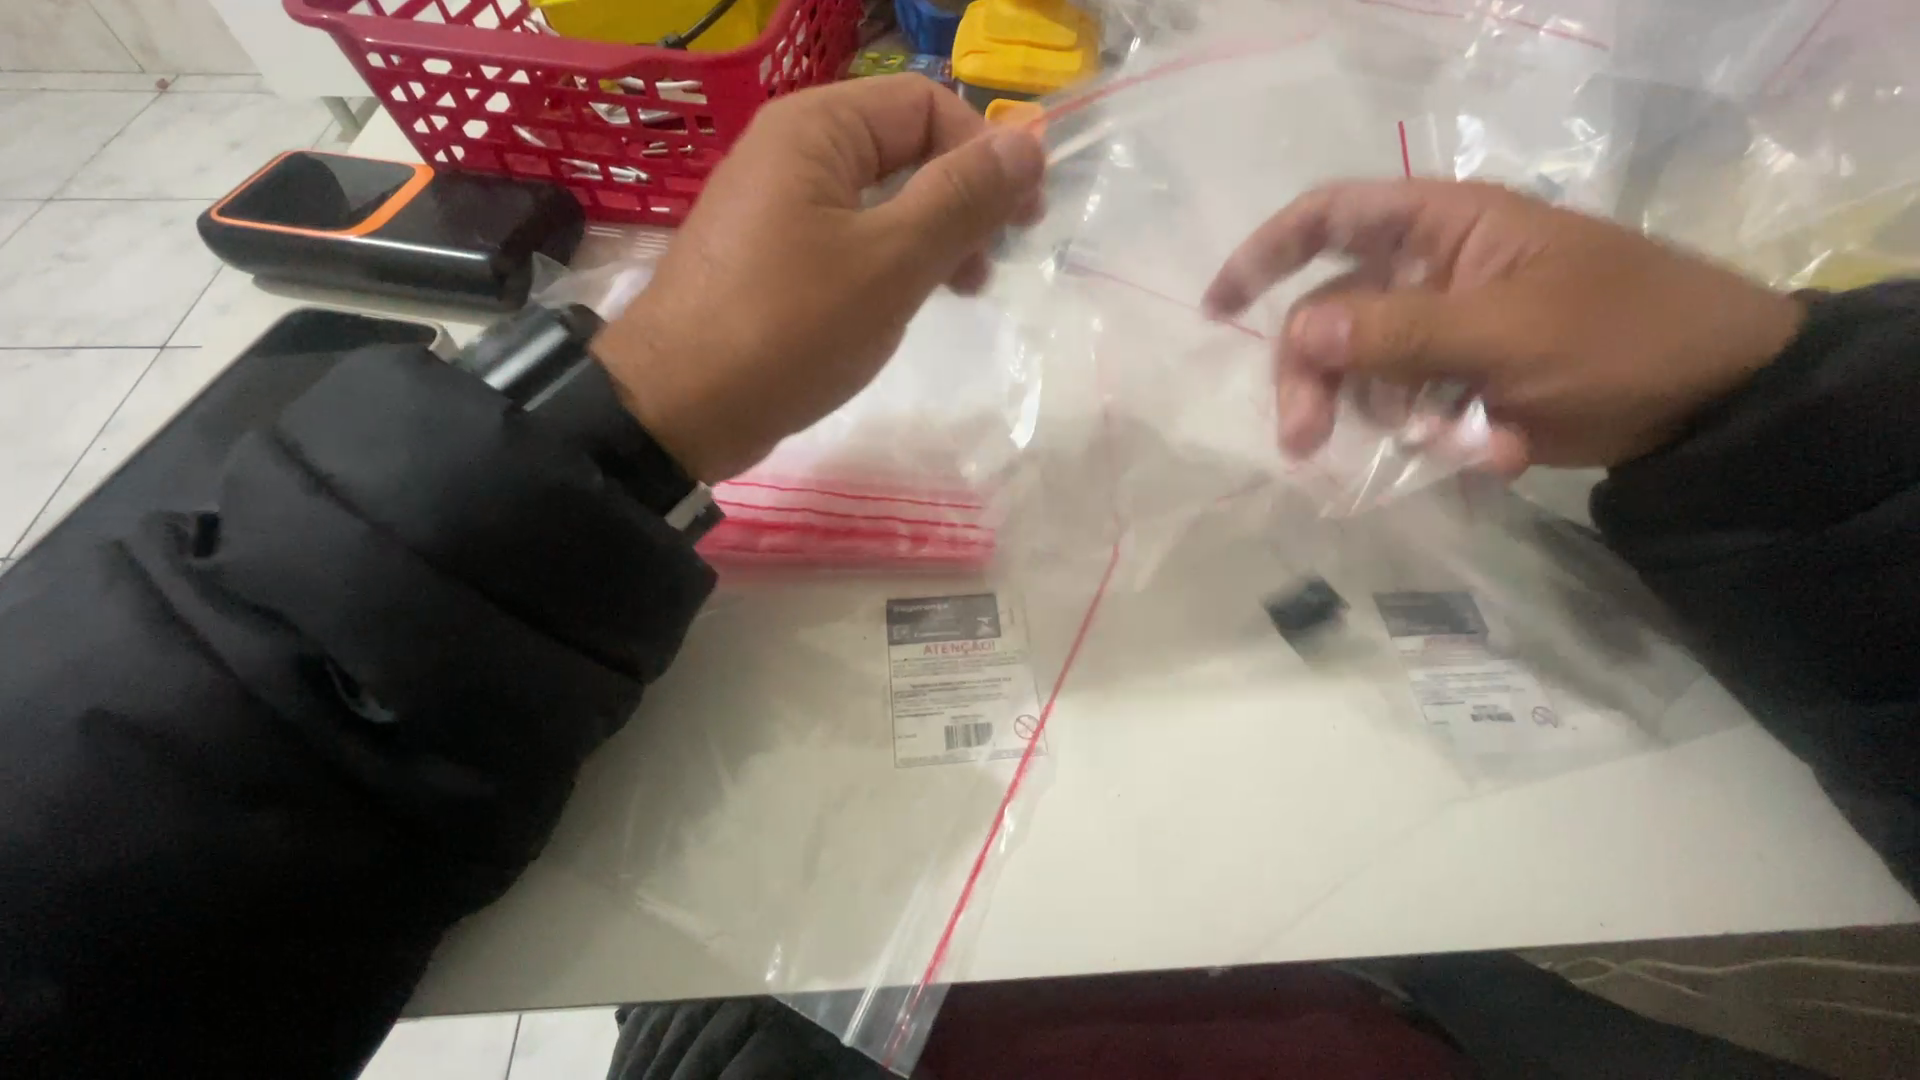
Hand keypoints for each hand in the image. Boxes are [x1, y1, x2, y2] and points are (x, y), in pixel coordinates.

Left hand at [591, 76, 1045, 481]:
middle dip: (960, 199)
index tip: (1022, 221)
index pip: (926, 105)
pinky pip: (846, 242)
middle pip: (902, 150)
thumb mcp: (890, 262)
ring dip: (929, 237)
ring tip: (958, 292)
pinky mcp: (770, 262)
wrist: (679, 409)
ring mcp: (776, 210)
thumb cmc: (789, 327)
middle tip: (989, 265)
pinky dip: (888, 264)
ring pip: (876, 202)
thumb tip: (1028, 142)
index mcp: (816, 129)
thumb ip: (961, 198)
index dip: (984, 153)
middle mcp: (791, 154)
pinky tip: (904, 305)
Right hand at [1201, 179, 1806, 470]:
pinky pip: (1397, 406)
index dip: (1265, 253)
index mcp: (1442, 228)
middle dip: (1312, 376)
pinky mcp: (1449, 380)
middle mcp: (1426, 272)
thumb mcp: (1508, 333)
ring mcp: (1436, 330)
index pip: (1329, 216)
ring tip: (1443, 446)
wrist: (1712, 403)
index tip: (1218, 309)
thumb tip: (1299, 332)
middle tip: (1303, 439)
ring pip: (1355, 371)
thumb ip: (1397, 332)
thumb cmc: (1623, 339)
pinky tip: (1480, 450)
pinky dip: (1422, 434)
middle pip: (1326, 313)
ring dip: (1377, 415)